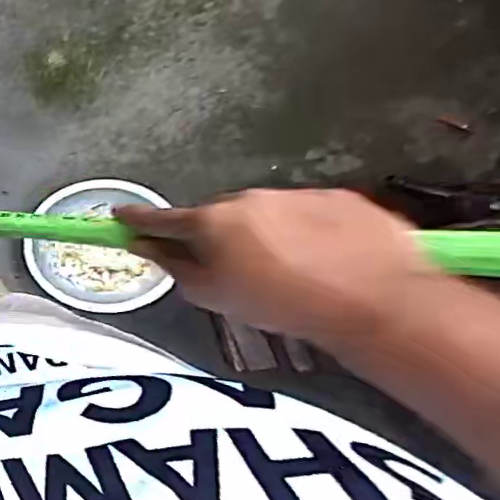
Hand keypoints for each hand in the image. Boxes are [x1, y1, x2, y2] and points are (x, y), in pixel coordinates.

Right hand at [115, 189, 441, 344]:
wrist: (380, 303)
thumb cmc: (281, 304)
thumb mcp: (210, 294)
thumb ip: (172, 265)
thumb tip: (148, 247)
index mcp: (209, 221)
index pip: (159, 218)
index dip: (135, 219)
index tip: (120, 216)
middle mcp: (248, 199)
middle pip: (215, 213)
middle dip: (213, 233)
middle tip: (225, 264)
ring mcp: (298, 195)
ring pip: (261, 212)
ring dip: (260, 231)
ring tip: (282, 266)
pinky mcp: (343, 199)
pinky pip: (306, 211)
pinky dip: (303, 229)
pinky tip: (318, 257)